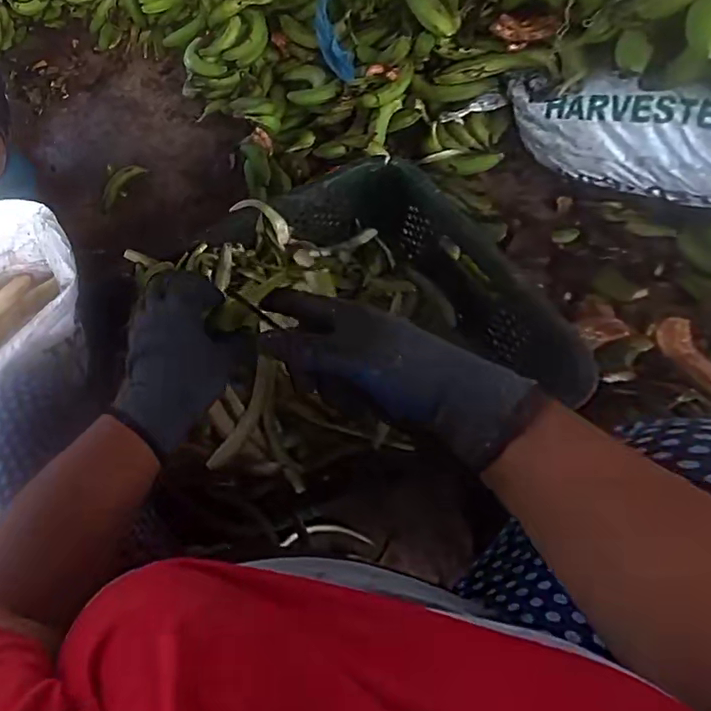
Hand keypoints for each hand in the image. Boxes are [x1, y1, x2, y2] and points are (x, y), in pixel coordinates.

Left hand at [109, 271, 244, 459]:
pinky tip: (166, 336)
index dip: (208, 290)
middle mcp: (157, 307)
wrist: (153, 406)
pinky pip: (143, 319)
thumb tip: (247, 333)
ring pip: (150, 300)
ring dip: (165, 302)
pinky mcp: (131, 341)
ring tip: (180, 317)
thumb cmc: (192, 378)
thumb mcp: (223, 361)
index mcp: (180, 303)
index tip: (219, 303)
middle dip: (181, 287)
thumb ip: (236, 343)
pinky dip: (155, 320)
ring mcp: (140, 323)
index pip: (193, 283)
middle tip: (195, 300)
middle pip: (165, 284)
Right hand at [258, 289, 542, 471]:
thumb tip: (259, 339)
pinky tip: (365, 409)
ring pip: (324, 369)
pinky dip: (348, 399)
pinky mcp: (376, 378)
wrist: (456, 399)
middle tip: (309, 388)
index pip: (299, 302)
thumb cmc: (401, 369)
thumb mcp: (347, 358)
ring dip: (329, 388)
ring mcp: (365, 353)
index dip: (276, 305)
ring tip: (349, 403)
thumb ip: (304, 349)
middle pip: (307, 341)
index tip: (254, 314)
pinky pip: (345, 386)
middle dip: (305, 367)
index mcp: (345, 313)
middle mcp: (352, 328)